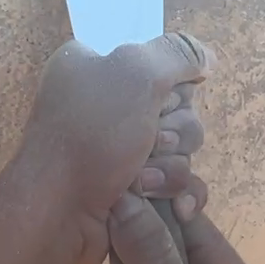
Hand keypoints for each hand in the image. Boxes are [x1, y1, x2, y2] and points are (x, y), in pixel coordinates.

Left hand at [8, 33, 209, 263]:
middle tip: (153, 142)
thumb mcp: (134, 72)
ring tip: (142, 180)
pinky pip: (173, 180)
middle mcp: (104, 101)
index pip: (158, 62)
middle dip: (176, 130)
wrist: (59, 211)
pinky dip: (173, 191)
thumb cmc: (91, 132)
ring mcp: (116, 145)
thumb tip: (205, 56)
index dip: (171, 84)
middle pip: (176, 107)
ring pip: (179, 147)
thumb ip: (176, 52)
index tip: (163, 97)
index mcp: (93, 64)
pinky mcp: (128, 183)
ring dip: (170, 165)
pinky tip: (166, 203)